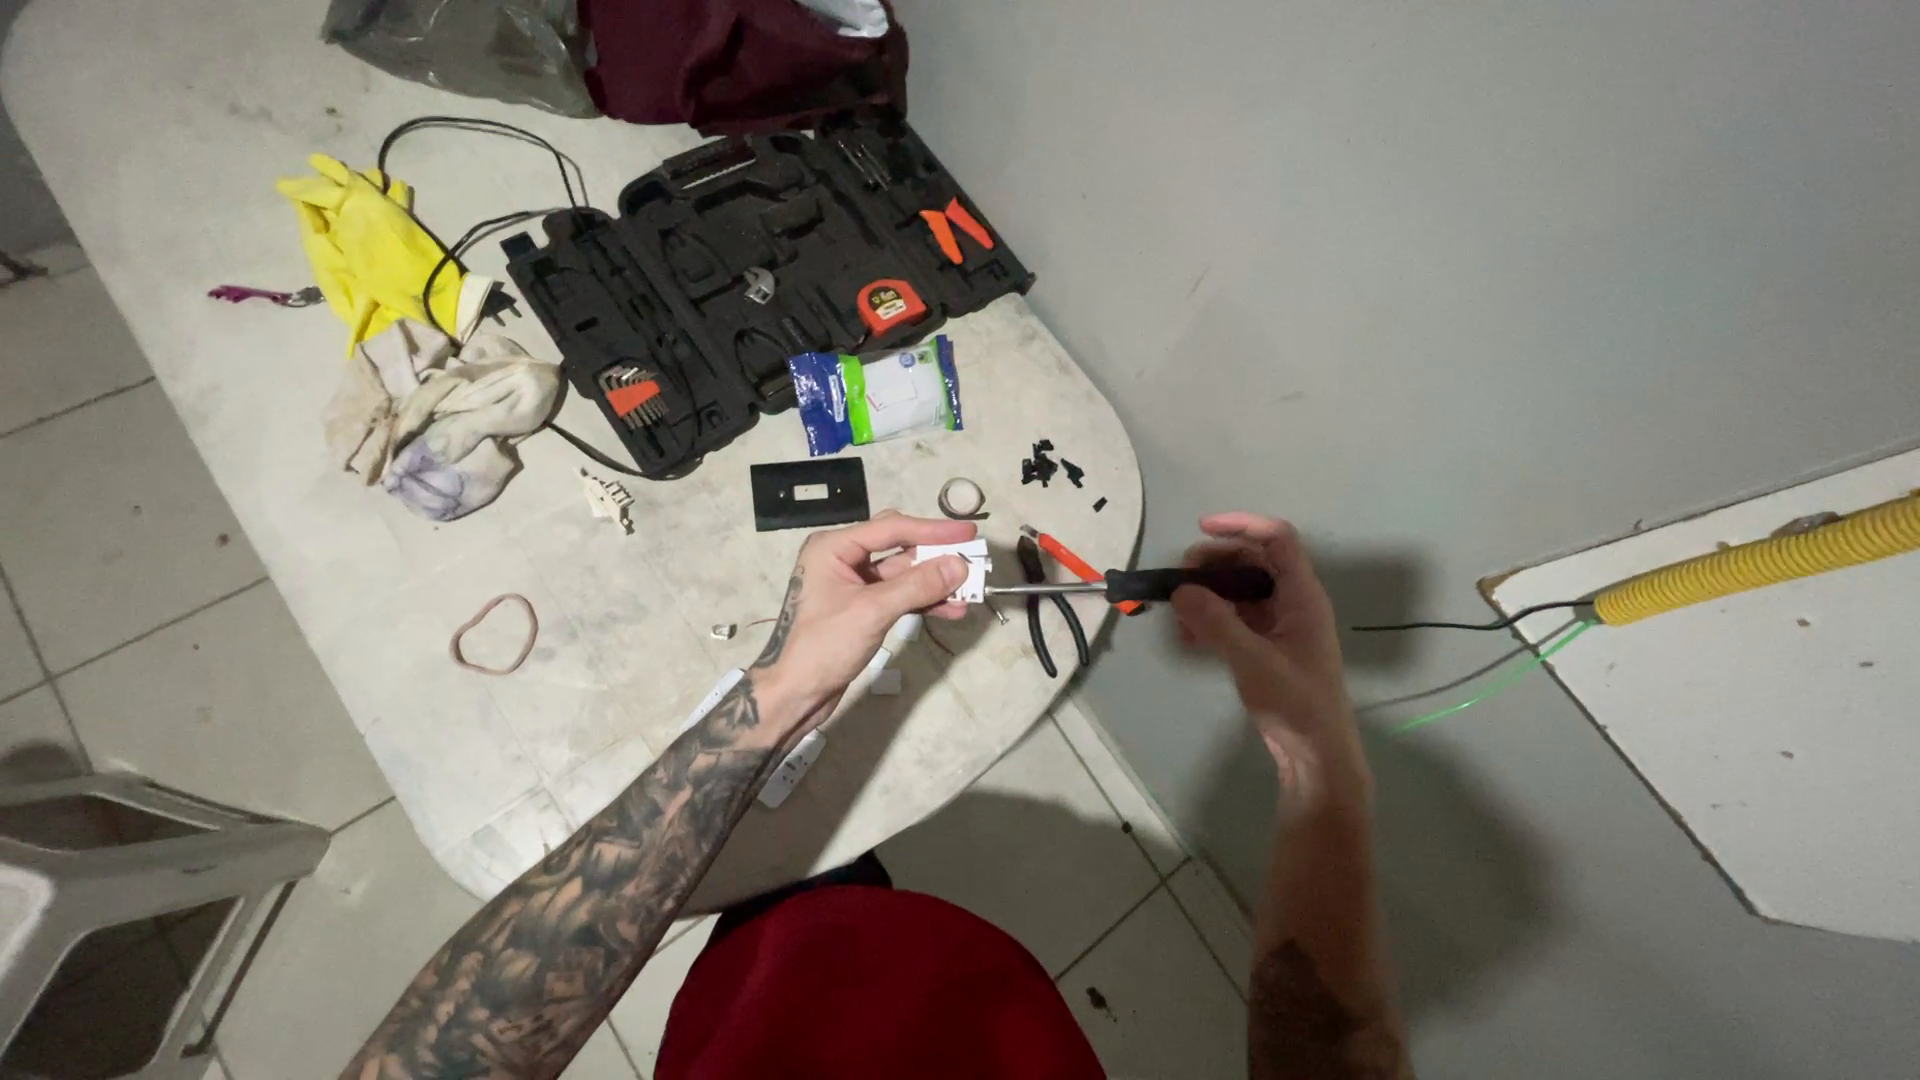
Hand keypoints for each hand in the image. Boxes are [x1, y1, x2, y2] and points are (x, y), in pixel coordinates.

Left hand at [748, 511, 975, 730]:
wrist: (797, 694)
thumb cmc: (824, 646)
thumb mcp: (872, 611)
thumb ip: (917, 585)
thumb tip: (960, 565)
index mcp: (834, 547)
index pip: (891, 528)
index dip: (933, 530)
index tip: (969, 532)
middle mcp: (843, 559)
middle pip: (899, 546)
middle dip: (935, 554)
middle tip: (972, 557)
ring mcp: (854, 584)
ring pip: (903, 574)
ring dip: (934, 583)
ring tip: (970, 590)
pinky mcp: (864, 608)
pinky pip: (900, 596)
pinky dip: (924, 602)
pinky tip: (952, 609)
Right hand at [1170, 513, 1370, 813]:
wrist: (1316, 755)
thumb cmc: (1295, 704)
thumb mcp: (1253, 661)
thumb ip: (1216, 622)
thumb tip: (1180, 590)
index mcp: (1302, 596)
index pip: (1277, 539)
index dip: (1242, 525)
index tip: (1202, 529)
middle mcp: (1292, 602)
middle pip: (1251, 561)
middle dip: (1213, 564)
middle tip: (1179, 581)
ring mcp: (1279, 623)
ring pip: (1239, 589)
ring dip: (1207, 593)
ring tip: (1179, 614)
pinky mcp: (1265, 644)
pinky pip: (1234, 615)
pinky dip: (1210, 617)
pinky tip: (1188, 636)